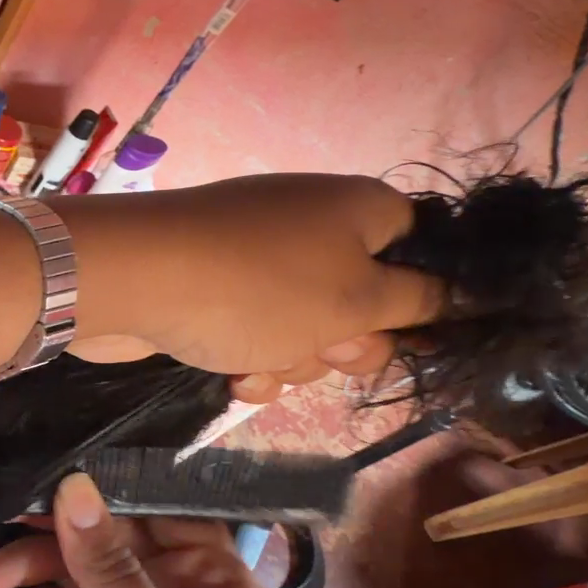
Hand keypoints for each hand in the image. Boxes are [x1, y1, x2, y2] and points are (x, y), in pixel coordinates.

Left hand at [59, 173, 444, 402]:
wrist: (127, 282)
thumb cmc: (255, 289)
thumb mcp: (354, 300)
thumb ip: (414, 300)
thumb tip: (461, 289)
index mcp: (357, 210)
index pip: (417, 246)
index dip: (420, 294)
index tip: (410, 331)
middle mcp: (304, 229)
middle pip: (359, 299)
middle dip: (343, 341)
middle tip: (319, 345)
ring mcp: (248, 262)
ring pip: (301, 329)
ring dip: (290, 359)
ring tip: (259, 361)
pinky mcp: (204, 294)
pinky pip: (248, 335)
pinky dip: (247, 360)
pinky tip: (232, 378)